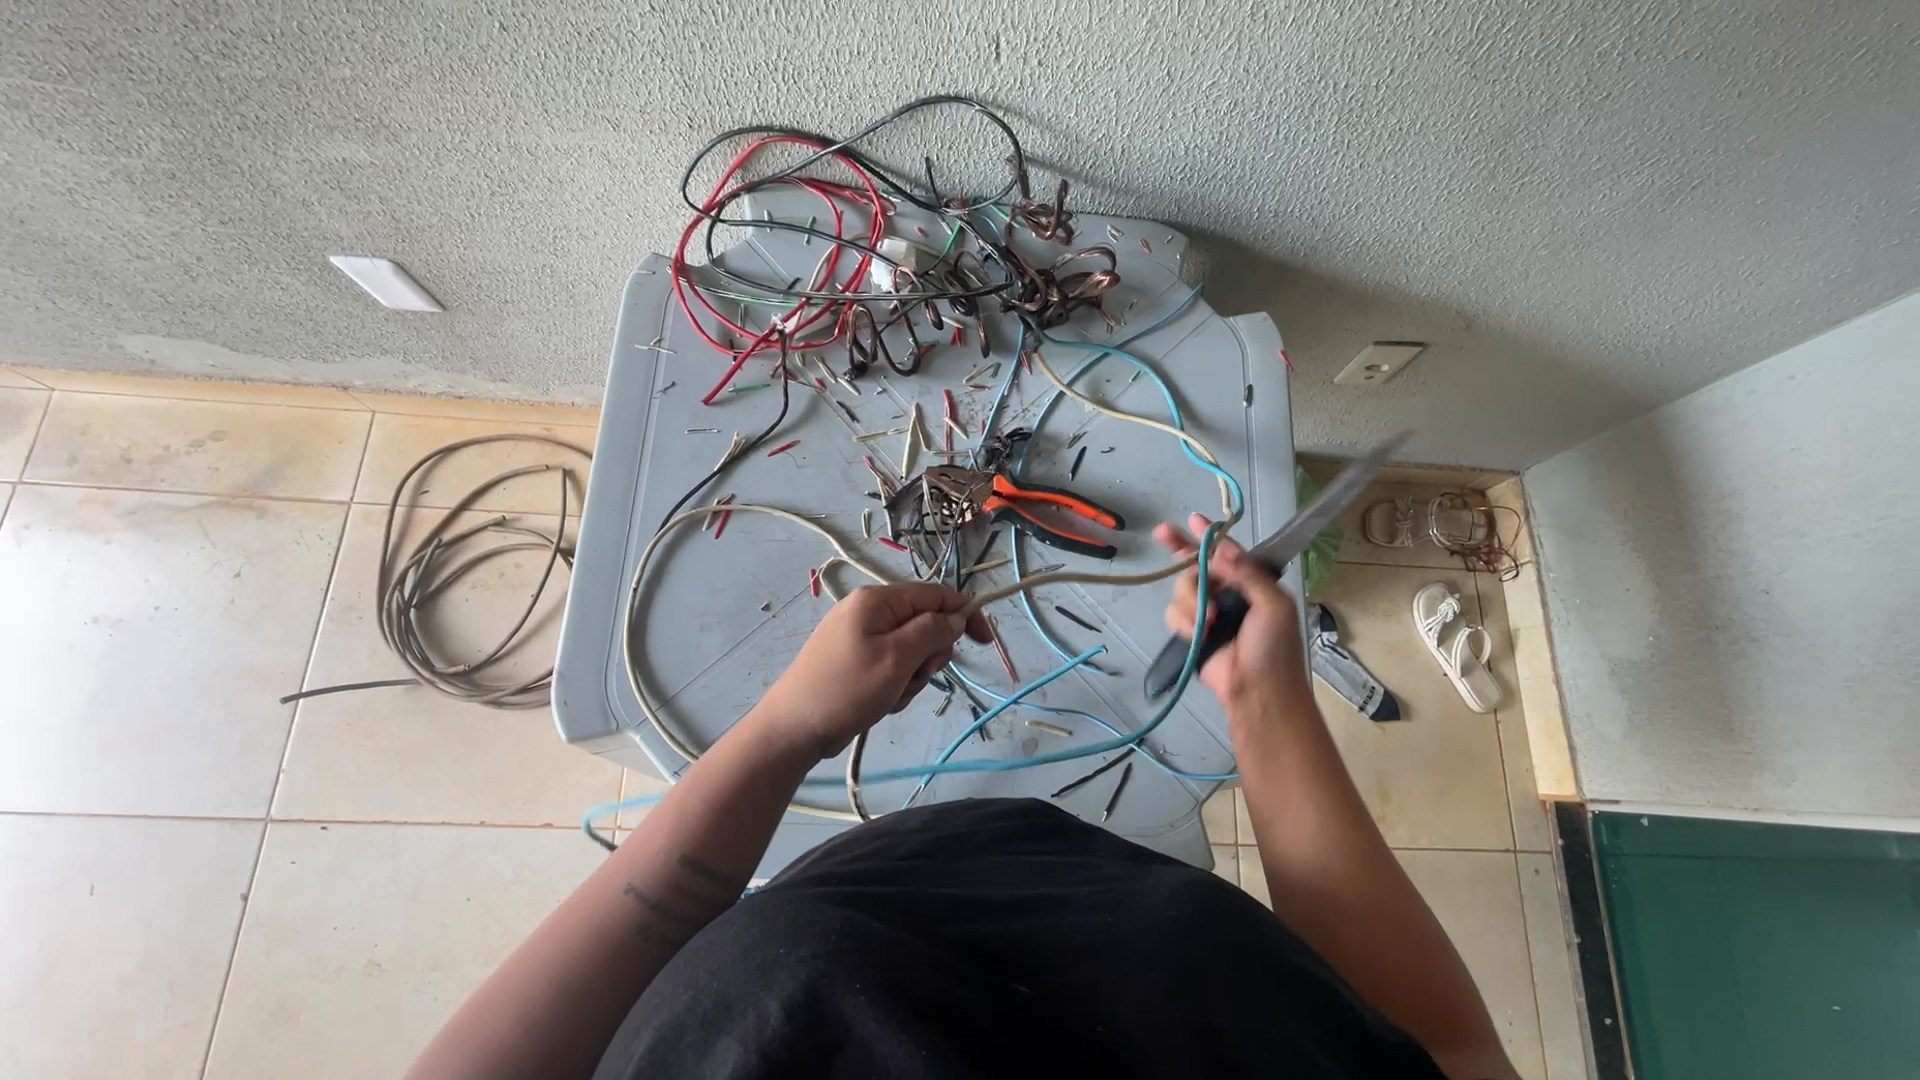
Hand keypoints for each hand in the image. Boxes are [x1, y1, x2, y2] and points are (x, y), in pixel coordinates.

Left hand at [750, 583, 991, 760]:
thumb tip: (956, 617)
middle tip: (913, 677)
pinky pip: (893, 667)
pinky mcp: (856, 662)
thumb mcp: (897, 658)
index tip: (986, 643)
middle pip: (925, 624)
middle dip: (929, 655)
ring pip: (912, 651)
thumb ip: (932, 631)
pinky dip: (895, 685)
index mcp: (877, 600)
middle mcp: (869, 612)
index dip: (965, 615)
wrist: (793, 730)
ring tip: (890, 695)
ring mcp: (861, 637)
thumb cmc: (846, 690)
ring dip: (912, 676)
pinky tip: (879, 702)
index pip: (935, 595)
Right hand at [1153, 513, 1309, 709]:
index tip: (1191, 519)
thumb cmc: (1274, 649)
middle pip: (1196, 565)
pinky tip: (1193, 632)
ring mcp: (1207, 612)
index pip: (1227, 552)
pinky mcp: (1191, 631)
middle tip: (1163, 534)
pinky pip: (1173, 613)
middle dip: (1186, 559)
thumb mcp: (1274, 606)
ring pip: (1182, 588)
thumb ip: (1249, 574)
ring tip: (1207, 621)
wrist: (1257, 692)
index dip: (1208, 535)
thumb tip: (1223, 549)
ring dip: (1191, 601)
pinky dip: (1181, 621)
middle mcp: (1227, 593)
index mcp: (1251, 583)